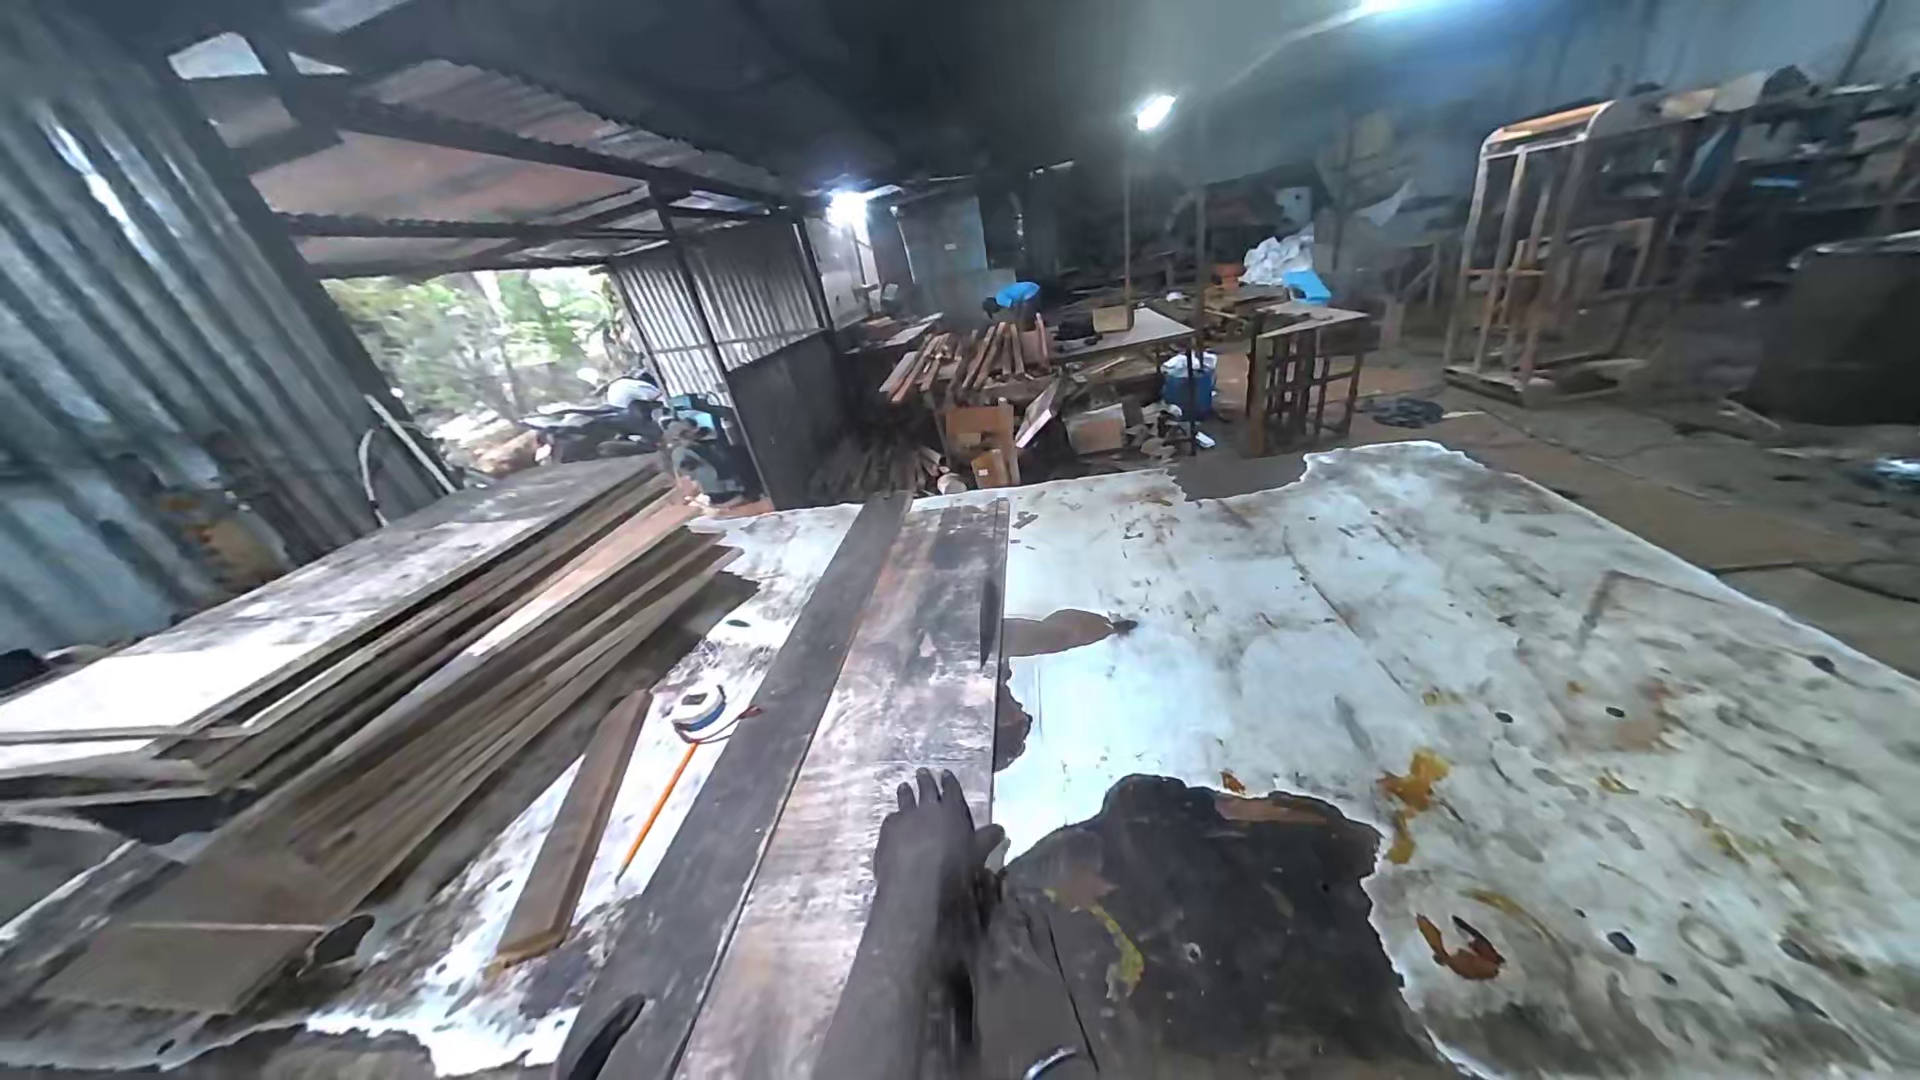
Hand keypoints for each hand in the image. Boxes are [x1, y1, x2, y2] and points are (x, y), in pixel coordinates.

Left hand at [872, 769, 1004, 969]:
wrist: (915, 883)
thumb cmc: (953, 869)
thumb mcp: (977, 854)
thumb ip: (987, 839)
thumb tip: (1000, 828)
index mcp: (952, 810)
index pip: (951, 790)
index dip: (949, 781)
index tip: (945, 773)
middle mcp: (928, 807)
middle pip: (926, 788)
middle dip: (925, 779)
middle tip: (922, 772)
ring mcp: (906, 816)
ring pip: (905, 798)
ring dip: (905, 792)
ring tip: (904, 786)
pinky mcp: (888, 830)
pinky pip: (891, 818)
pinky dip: (893, 818)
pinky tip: (893, 820)